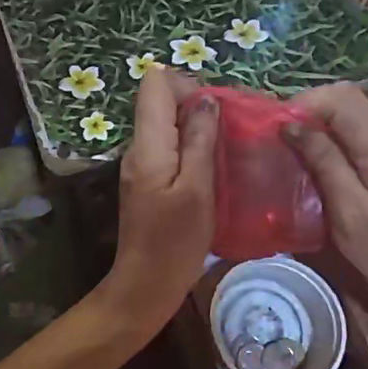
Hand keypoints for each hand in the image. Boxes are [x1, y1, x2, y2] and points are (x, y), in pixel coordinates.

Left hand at [99, 67, 218, 331]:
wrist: (146, 284)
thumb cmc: (175, 241)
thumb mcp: (197, 189)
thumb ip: (198, 140)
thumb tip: (205, 97)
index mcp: (147, 144)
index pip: (154, 84)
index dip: (187, 85)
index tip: (216, 111)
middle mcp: (138, 147)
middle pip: (161, 102)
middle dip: (197, 106)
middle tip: (230, 131)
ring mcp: (141, 164)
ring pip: (166, 125)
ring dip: (197, 129)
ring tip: (228, 149)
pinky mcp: (148, 181)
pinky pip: (168, 148)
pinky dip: (191, 149)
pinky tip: (213, 169)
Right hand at [283, 83, 367, 319]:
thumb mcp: (348, 210)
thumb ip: (324, 162)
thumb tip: (290, 126)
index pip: (341, 100)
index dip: (304, 105)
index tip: (274, 127)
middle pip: (346, 99)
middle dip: (307, 110)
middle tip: (277, 136)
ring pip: (348, 111)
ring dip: (316, 121)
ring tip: (288, 145)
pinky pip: (355, 129)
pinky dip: (329, 134)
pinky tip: (312, 156)